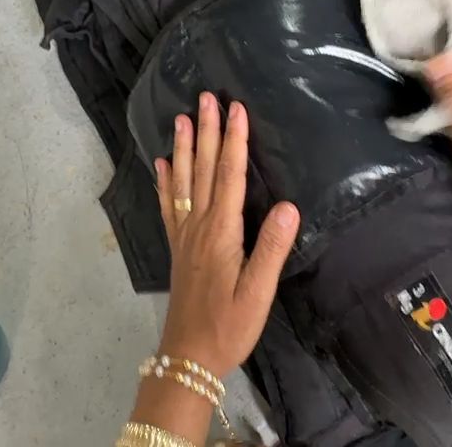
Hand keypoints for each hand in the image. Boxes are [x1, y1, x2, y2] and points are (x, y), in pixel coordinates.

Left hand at [153, 92, 299, 375]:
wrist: (189, 355)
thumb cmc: (230, 325)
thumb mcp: (259, 293)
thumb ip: (272, 248)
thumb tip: (290, 205)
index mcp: (222, 231)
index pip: (230, 175)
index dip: (235, 140)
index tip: (236, 108)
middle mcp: (200, 224)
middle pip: (205, 168)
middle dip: (208, 130)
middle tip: (206, 96)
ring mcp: (184, 233)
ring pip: (184, 180)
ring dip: (185, 147)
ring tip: (182, 117)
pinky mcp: (176, 246)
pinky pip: (168, 205)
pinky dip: (165, 181)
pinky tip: (162, 163)